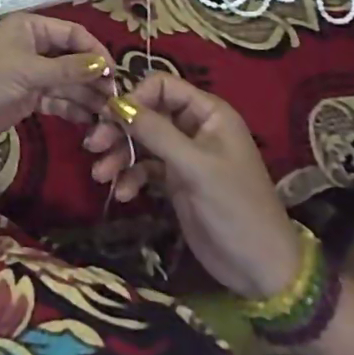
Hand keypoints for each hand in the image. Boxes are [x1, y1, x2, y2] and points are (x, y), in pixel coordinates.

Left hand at [0, 13, 115, 146]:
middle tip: (115, 99)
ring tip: (109, 114)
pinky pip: (57, 99)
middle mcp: (33, 46)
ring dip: (87, 96)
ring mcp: (30, 72)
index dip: (95, 51)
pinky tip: (91, 121)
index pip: (73, 33)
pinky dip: (72, 108)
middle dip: (93, 77)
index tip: (113, 72)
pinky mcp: (28, 96)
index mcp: (30, 27)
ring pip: (67, 81)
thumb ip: (68, 69)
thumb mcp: (29, 69)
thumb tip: (103, 65)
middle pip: (72, 58)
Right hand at [83, 74, 300, 299]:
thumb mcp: (194, 166)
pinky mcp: (175, 180)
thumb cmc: (235, 207)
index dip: (135, 97)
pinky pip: (144, 167)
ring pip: (140, 141)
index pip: (162, 86)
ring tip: (101, 176)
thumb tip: (115, 104)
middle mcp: (195, 128)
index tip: (110, 117)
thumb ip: (155, 131)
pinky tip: (123, 193)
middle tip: (93, 146)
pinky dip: (130, 176)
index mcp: (209, 114)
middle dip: (119, 129)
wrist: (260, 268)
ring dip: (119, 155)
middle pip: (146, 113)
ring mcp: (184, 154)